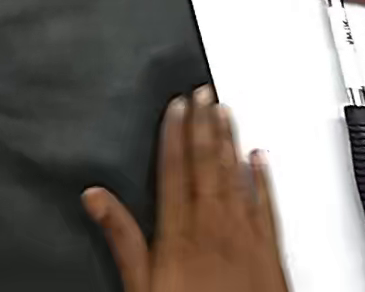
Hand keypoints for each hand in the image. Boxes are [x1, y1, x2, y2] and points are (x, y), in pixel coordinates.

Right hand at [82, 86, 288, 291]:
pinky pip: (267, 207)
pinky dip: (262, 178)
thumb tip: (94, 196)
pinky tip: (259, 156)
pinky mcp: (271, 255)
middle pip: (206, 163)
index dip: (175, 132)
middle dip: (203, 125)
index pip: (175, 168)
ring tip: (225, 110)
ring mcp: (245, 237)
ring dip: (230, 140)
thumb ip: (121, 237)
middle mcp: (213, 225)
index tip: (177, 104)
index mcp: (180, 230)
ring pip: (235, 176)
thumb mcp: (142, 286)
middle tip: (203, 92)